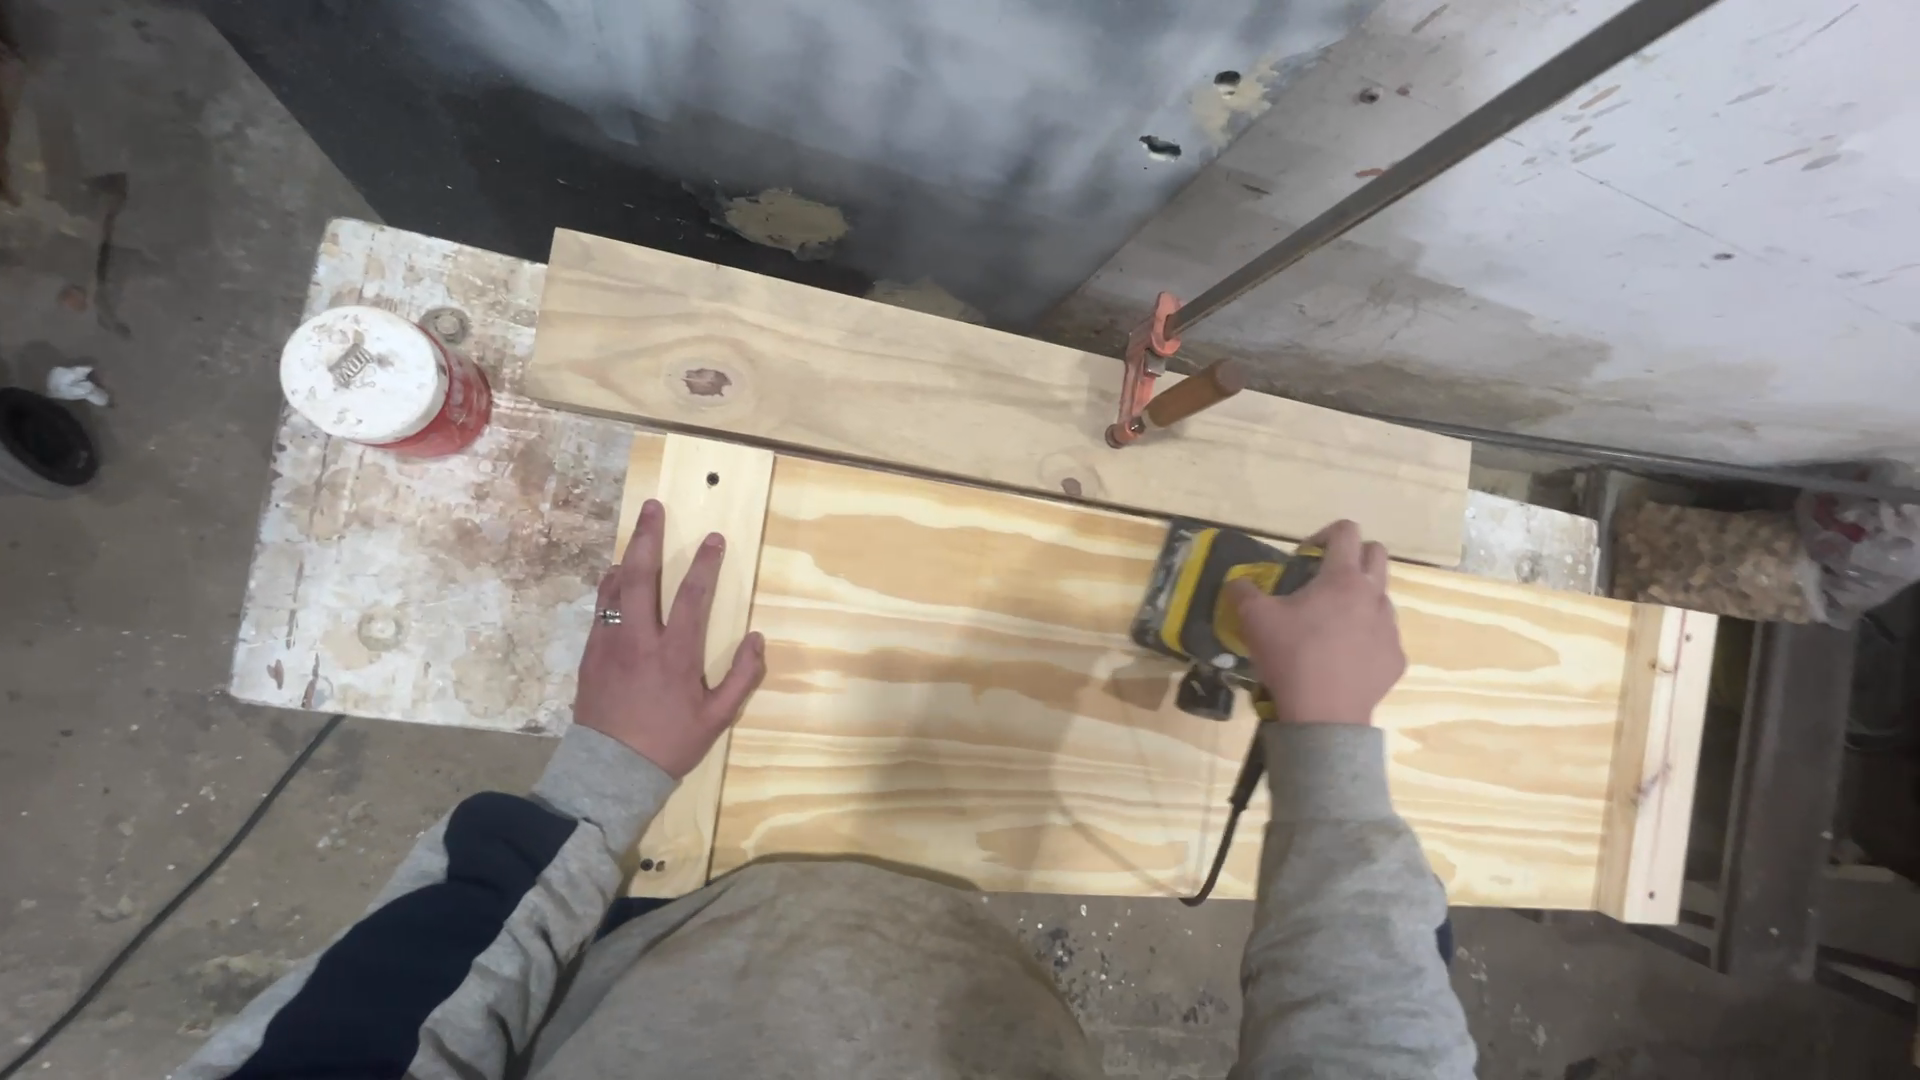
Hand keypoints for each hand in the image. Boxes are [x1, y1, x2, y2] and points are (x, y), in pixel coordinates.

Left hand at [574, 499, 765, 776]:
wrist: (611, 772)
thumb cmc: (671, 742)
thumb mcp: (718, 717)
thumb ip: (742, 676)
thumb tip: (758, 638)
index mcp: (675, 654)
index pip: (693, 595)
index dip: (705, 563)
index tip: (713, 538)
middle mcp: (639, 640)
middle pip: (641, 576)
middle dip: (647, 537)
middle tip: (653, 507)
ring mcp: (609, 644)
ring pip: (613, 588)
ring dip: (627, 556)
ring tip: (637, 535)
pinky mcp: (590, 654)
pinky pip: (599, 609)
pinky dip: (609, 586)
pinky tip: (616, 576)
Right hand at [1227, 520, 1404, 726]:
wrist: (1323, 714)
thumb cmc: (1291, 656)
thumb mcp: (1253, 618)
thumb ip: (1242, 590)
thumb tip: (1237, 582)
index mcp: (1342, 578)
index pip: (1346, 532)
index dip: (1324, 533)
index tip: (1304, 555)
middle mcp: (1374, 596)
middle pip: (1377, 554)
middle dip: (1352, 555)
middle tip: (1324, 577)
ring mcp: (1390, 628)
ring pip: (1381, 596)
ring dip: (1359, 598)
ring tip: (1330, 623)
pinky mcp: (1396, 657)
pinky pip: (1383, 635)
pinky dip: (1364, 636)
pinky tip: (1341, 656)